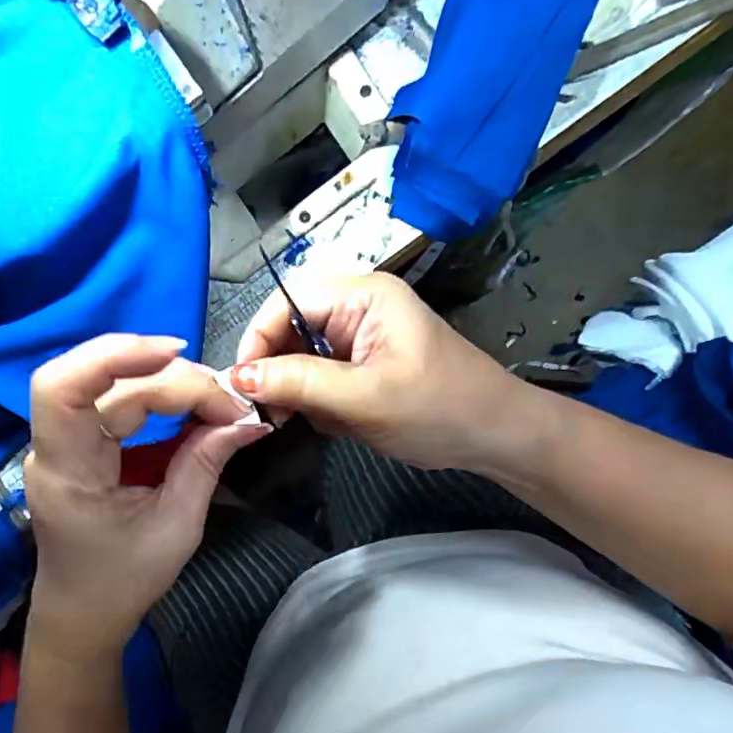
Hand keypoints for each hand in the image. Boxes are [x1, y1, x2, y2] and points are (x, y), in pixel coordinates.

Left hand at [25, 334, 268, 651]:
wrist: (83, 612)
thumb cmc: (124, 581)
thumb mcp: (176, 527)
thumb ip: (205, 464)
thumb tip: (247, 421)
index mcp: (68, 473)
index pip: (64, 388)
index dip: (115, 355)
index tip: (179, 355)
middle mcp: (56, 449)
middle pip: (104, 383)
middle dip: (171, 379)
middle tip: (228, 401)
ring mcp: (65, 444)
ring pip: (110, 386)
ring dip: (165, 382)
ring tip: (216, 398)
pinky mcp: (82, 445)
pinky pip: (115, 403)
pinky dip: (155, 395)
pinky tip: (190, 402)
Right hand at [232, 272, 528, 471]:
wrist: (494, 436)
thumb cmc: (439, 409)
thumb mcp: (364, 398)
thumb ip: (299, 383)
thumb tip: (238, 377)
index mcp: (364, 295)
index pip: (287, 299)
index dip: (258, 337)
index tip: (242, 383)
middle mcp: (358, 309)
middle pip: (291, 327)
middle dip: (277, 368)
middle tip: (268, 411)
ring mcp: (361, 339)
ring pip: (302, 356)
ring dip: (296, 390)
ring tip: (304, 420)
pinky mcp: (364, 367)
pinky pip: (320, 378)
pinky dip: (316, 402)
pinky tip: (332, 422)